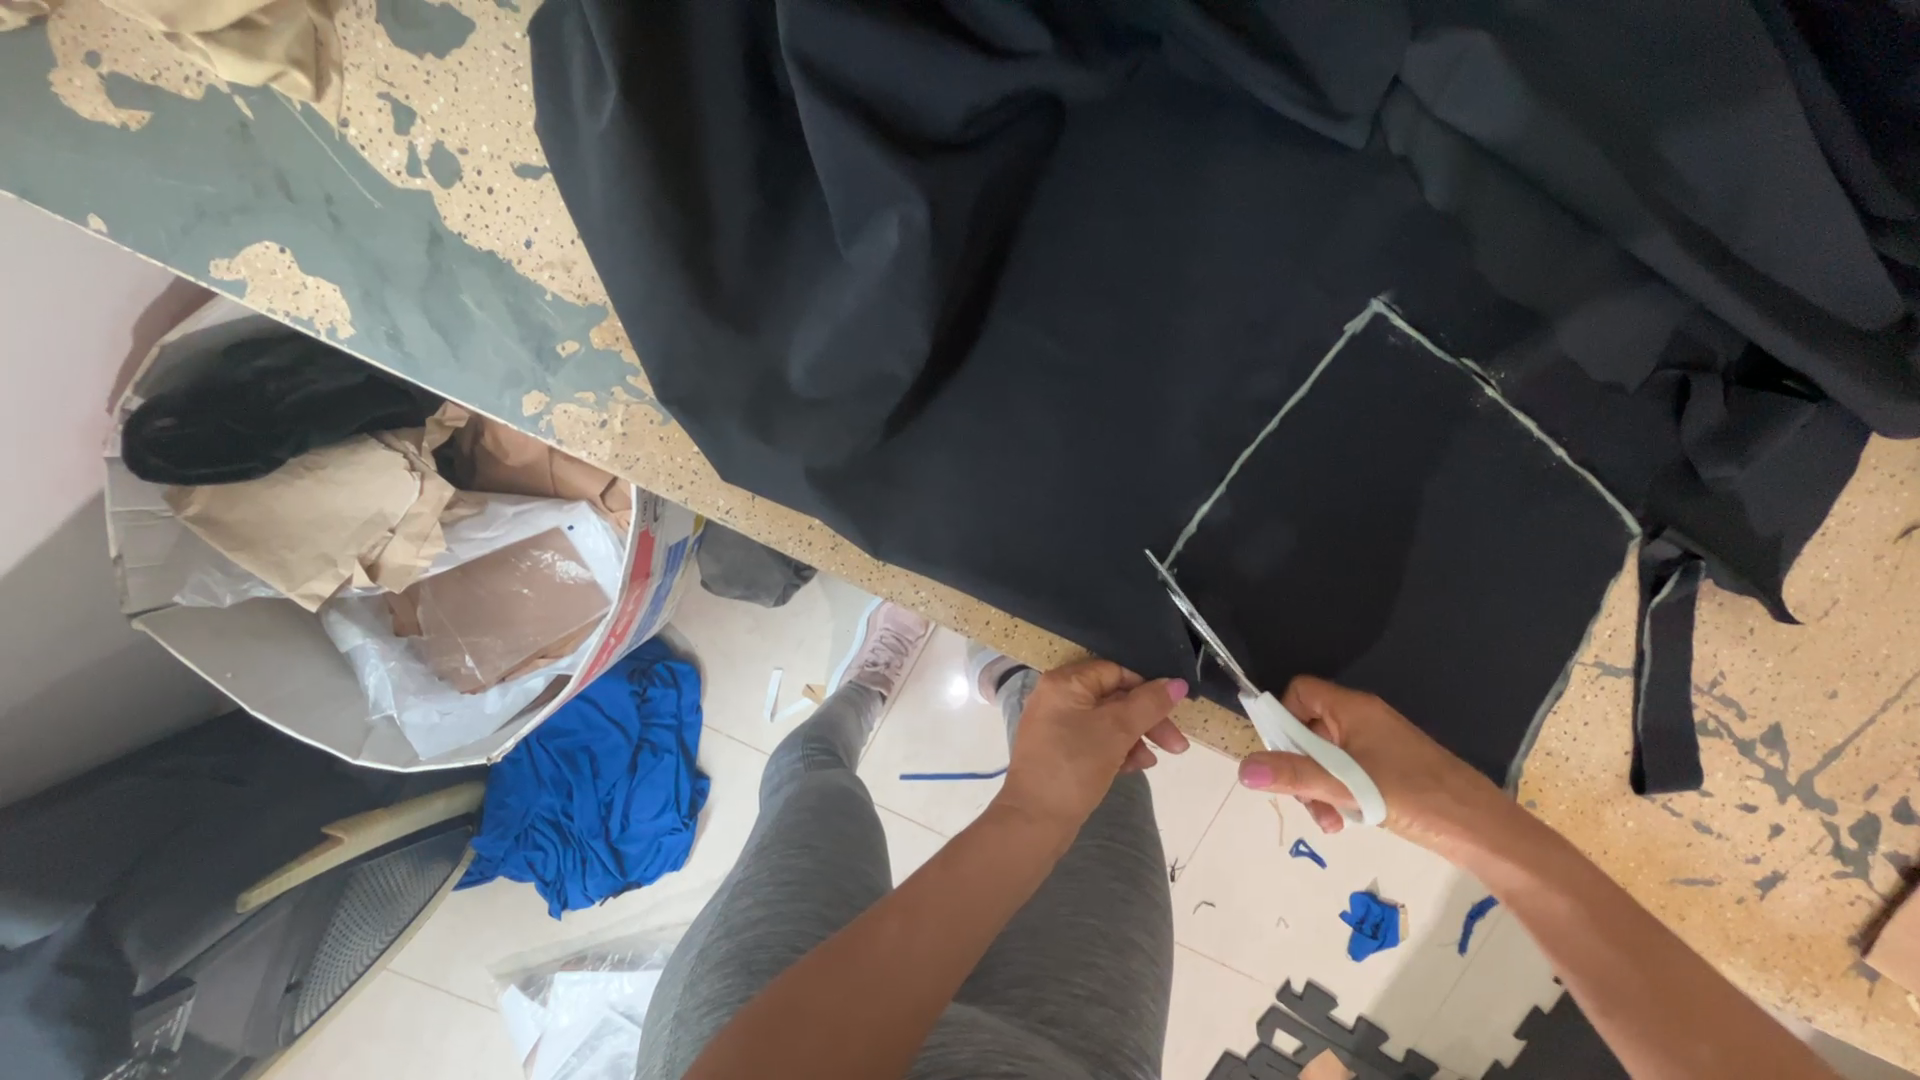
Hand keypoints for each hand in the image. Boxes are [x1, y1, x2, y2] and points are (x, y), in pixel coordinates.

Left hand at [994, 659, 1189, 832]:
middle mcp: (1057, 697)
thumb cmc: (1075, 765)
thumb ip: (1149, 704)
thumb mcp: (1118, 730)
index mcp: (1064, 682)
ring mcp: (1056, 726)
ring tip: (1153, 762)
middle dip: (1147, 720)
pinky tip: (1134, 768)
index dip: (1146, 689)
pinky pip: (1095, 741)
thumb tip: (1178, 683)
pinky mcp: (1060, 751)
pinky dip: (1117, 751)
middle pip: (1113, 698)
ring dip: (1135, 738)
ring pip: (1107, 722)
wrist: (1034, 819)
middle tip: (1177, 745)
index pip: (1115, 671)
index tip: (1173, 711)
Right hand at [1237, 675, 1514, 857]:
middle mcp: (1363, 719)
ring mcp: (1377, 744)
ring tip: (1329, 822)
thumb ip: (1293, 775)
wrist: (1484, 830)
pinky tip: (1347, 820)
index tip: (1279, 755)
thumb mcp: (1347, 787)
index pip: (1299, 692)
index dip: (1282, 719)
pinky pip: (1347, 772)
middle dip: (1297, 766)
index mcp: (1353, 709)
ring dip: (1317, 787)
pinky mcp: (1389, 769)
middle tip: (1305, 801)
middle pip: (1307, 728)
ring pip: (1325, 756)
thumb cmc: (1416, 797)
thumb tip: (1243, 768)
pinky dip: (1339, 794)